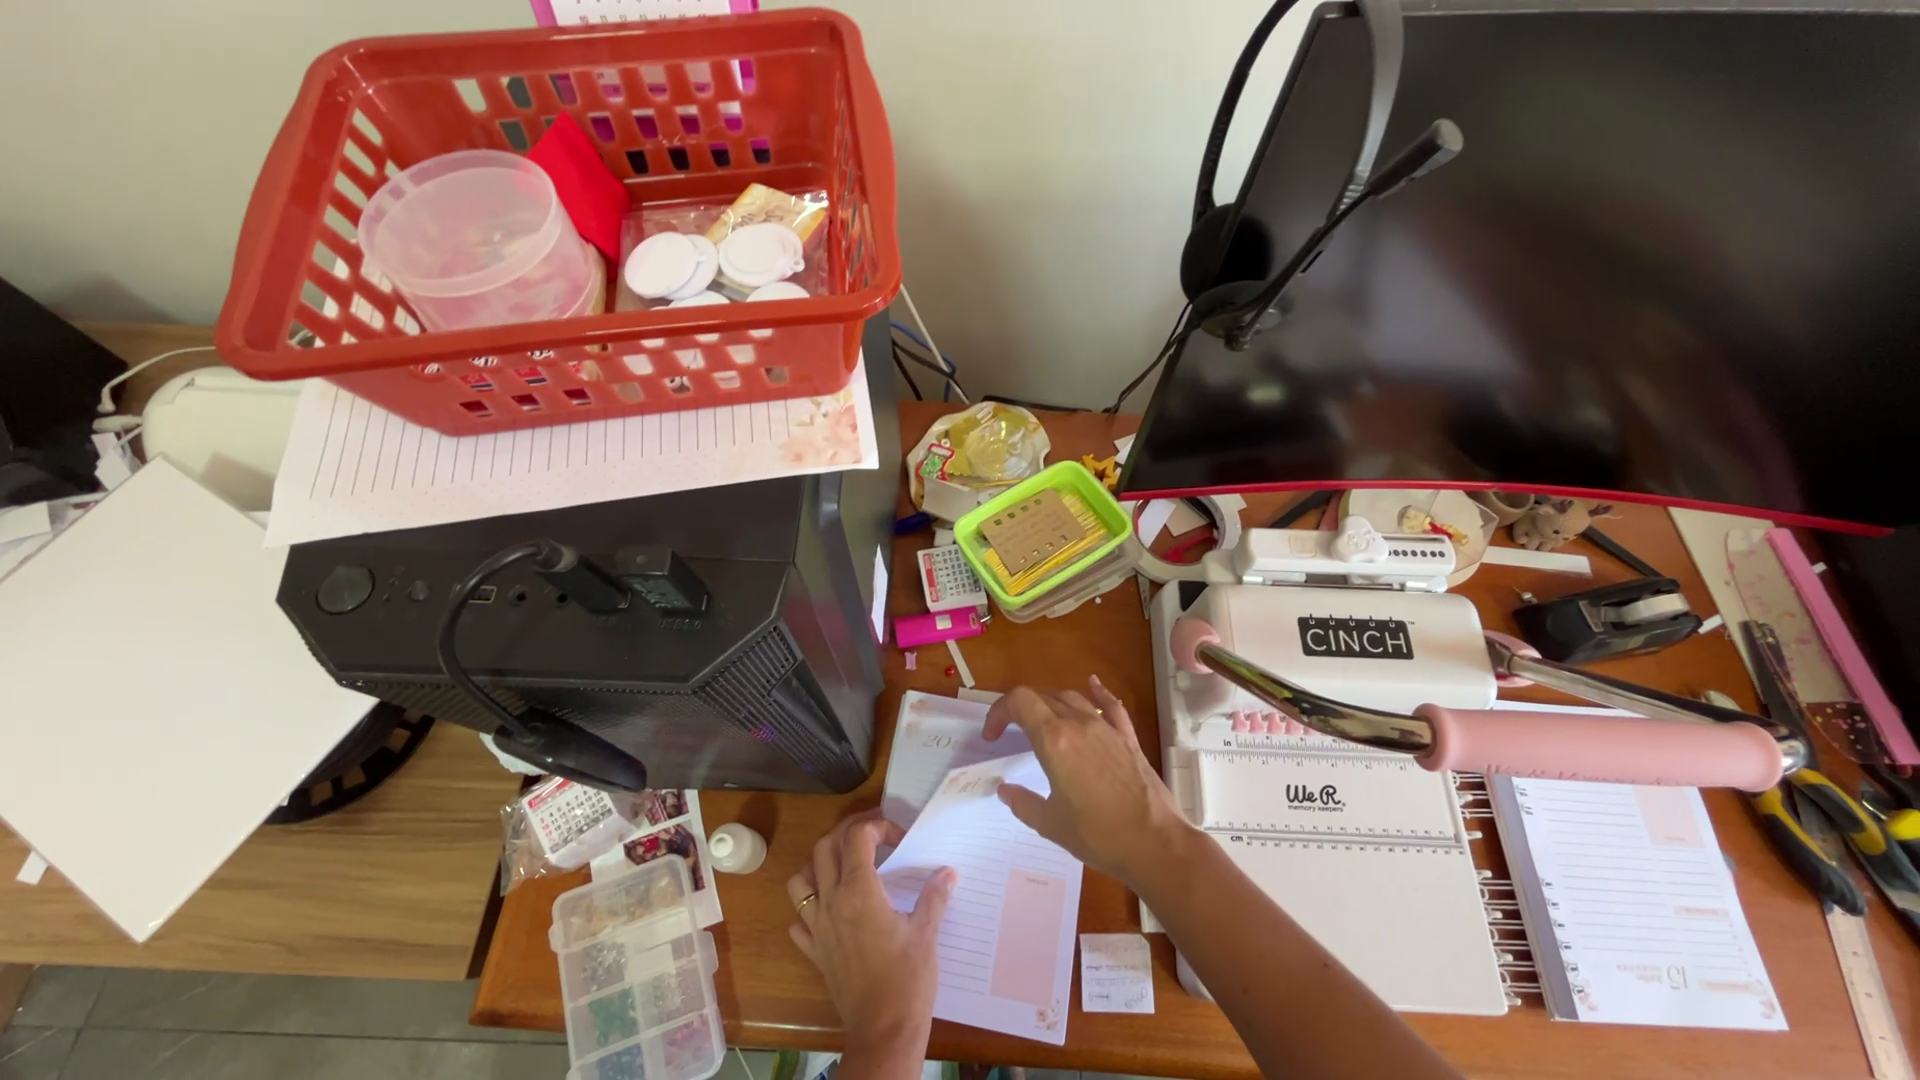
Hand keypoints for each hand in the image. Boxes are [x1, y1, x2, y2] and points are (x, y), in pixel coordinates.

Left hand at [786, 809, 956, 1059]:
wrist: (884, 1030)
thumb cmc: (908, 980)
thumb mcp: (926, 933)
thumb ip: (934, 896)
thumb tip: (947, 871)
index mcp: (859, 892)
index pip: (856, 838)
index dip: (877, 826)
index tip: (898, 837)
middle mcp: (832, 903)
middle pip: (824, 848)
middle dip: (847, 833)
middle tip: (873, 835)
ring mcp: (818, 928)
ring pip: (800, 881)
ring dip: (818, 865)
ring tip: (844, 867)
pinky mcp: (814, 952)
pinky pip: (798, 921)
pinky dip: (808, 908)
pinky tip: (830, 911)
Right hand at [984, 677, 1200, 887]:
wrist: (1155, 842)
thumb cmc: (1098, 835)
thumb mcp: (1050, 824)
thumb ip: (1023, 803)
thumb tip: (1006, 790)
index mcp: (1054, 741)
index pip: (1019, 702)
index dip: (999, 712)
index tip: (992, 736)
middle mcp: (1079, 724)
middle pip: (1042, 697)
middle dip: (1019, 710)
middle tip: (1009, 733)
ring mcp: (1107, 728)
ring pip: (1072, 698)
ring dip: (1050, 703)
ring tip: (1041, 721)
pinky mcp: (1128, 738)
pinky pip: (1110, 705)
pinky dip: (1097, 692)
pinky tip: (1093, 685)